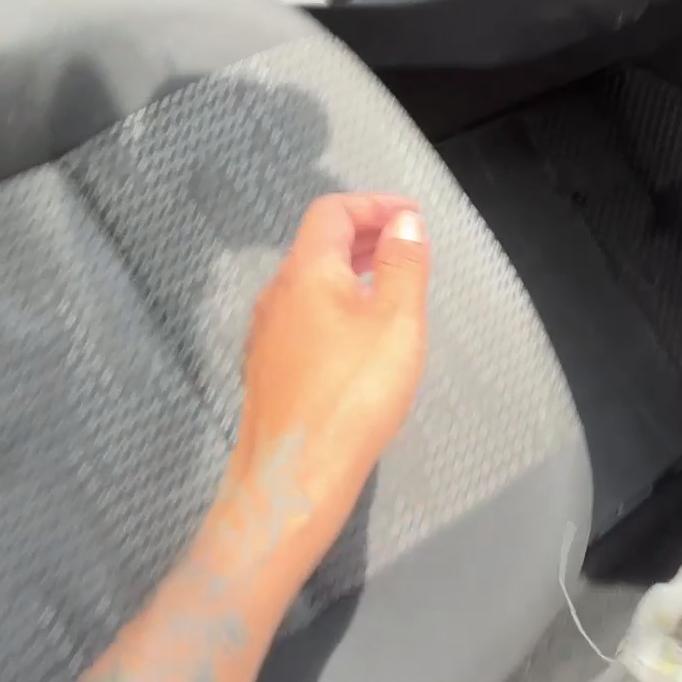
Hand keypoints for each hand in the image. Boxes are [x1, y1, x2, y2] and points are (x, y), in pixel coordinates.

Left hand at [230, 193, 431, 564]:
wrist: (295, 476)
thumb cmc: (355, 391)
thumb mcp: (397, 320)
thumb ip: (403, 264)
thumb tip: (404, 220)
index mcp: (306, 273)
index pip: (333, 212)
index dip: (375, 204)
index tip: (414, 217)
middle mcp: (277, 295)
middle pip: (319, 242)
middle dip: (366, 232)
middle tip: (409, 245)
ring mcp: (268, 333)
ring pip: (311, 279)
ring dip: (352, 266)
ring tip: (392, 282)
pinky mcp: (270, 366)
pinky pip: (305, 310)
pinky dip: (338, 298)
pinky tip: (363, 331)